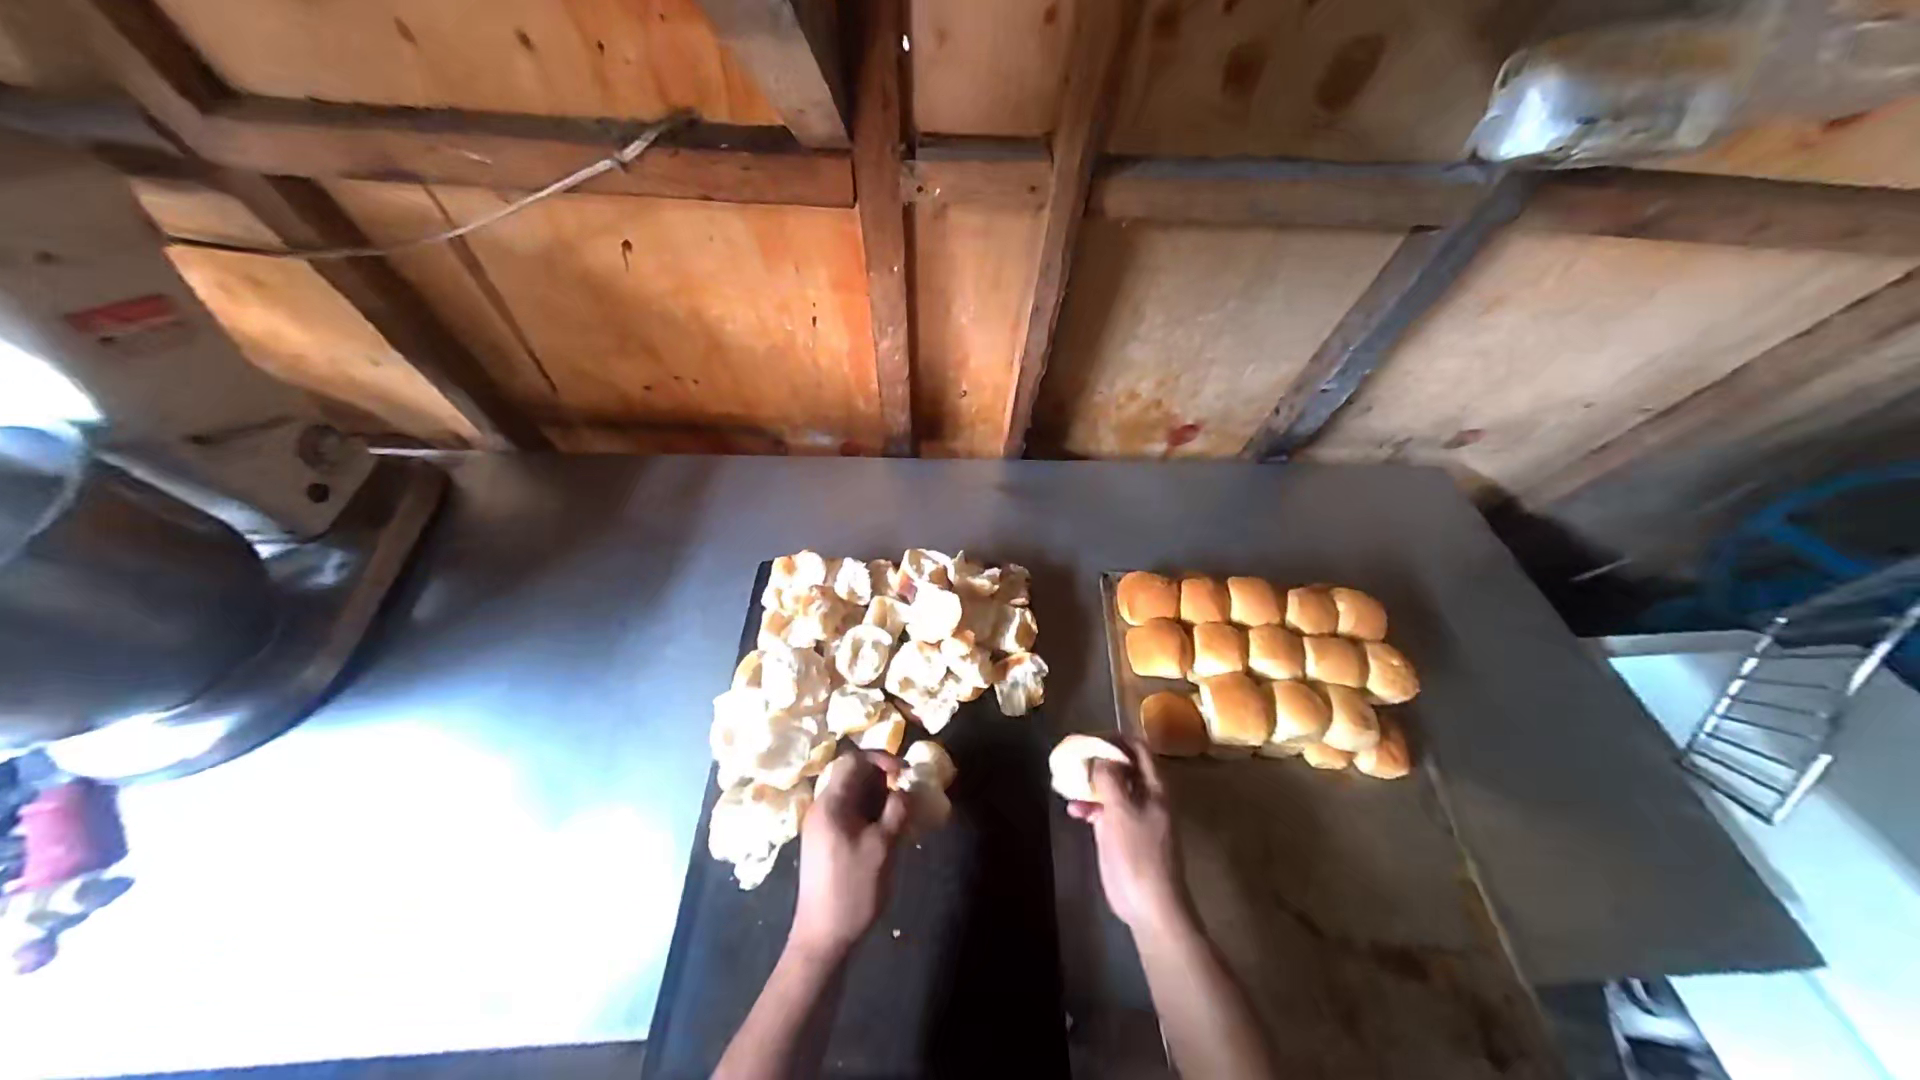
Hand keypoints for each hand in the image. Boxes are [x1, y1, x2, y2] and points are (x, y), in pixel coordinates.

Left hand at [790, 750, 908, 956]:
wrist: (822, 937)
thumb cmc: (853, 889)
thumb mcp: (882, 847)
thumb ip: (895, 812)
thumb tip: (905, 790)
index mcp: (830, 804)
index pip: (853, 760)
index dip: (880, 759)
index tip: (904, 774)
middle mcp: (821, 808)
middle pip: (852, 776)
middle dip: (882, 779)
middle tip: (906, 793)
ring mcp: (820, 826)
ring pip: (852, 795)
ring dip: (877, 797)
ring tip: (901, 812)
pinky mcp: (824, 842)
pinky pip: (848, 813)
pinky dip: (869, 813)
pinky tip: (887, 831)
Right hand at [1067, 741, 1191, 934]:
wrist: (1150, 905)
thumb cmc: (1138, 854)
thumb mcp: (1121, 811)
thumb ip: (1110, 779)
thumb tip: (1100, 756)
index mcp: (1154, 788)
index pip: (1138, 750)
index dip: (1116, 740)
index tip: (1090, 739)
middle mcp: (1146, 797)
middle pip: (1123, 767)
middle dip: (1099, 760)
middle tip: (1074, 757)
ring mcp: (1134, 816)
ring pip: (1111, 789)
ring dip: (1091, 784)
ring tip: (1068, 782)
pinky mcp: (1121, 835)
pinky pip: (1105, 811)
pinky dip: (1090, 807)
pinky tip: (1073, 811)